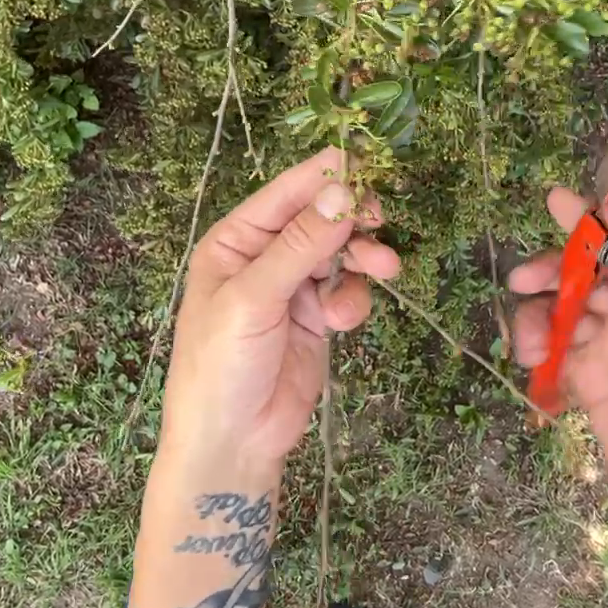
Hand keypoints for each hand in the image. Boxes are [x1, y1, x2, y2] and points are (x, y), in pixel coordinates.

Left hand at [159, 148, 400, 473]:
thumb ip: (299, 245)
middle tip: (380, 218)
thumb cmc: (221, 363)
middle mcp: (264, 256)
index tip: (366, 163)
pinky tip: (342, 321)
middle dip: (350, 220)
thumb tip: (342, 191)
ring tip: (386, 268)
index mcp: (236, 240)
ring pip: (339, 253)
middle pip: (318, 219)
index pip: (285, 194)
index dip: (324, 176)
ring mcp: (292, 287)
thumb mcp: (255, 298)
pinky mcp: (315, 317)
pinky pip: (345, 290)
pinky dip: (352, 300)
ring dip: (361, 259)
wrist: (232, 444)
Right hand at [510, 186, 607, 607]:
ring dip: (541, 320)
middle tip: (519, 281)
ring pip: (571, 320)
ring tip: (524, 348)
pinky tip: (531, 373)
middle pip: (598, 284)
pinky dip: (540, 358)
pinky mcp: (599, 402)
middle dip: (559, 272)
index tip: (561, 202)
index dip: (605, 230)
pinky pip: (561, 362)